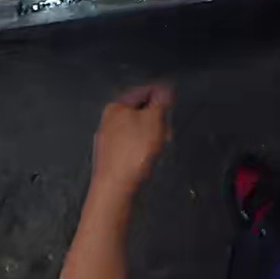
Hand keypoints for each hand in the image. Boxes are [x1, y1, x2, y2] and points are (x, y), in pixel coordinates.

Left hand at [88, 83, 172, 203]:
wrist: (113, 189)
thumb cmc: (135, 150)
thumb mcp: (153, 120)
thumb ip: (160, 102)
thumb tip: (164, 89)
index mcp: (116, 106)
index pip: (143, 91)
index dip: (161, 94)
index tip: (174, 103)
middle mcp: (108, 119)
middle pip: (138, 110)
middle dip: (156, 117)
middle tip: (168, 128)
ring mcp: (106, 139)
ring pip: (134, 128)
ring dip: (150, 132)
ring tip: (161, 143)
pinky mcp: (108, 157)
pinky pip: (129, 143)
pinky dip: (141, 145)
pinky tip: (148, 156)